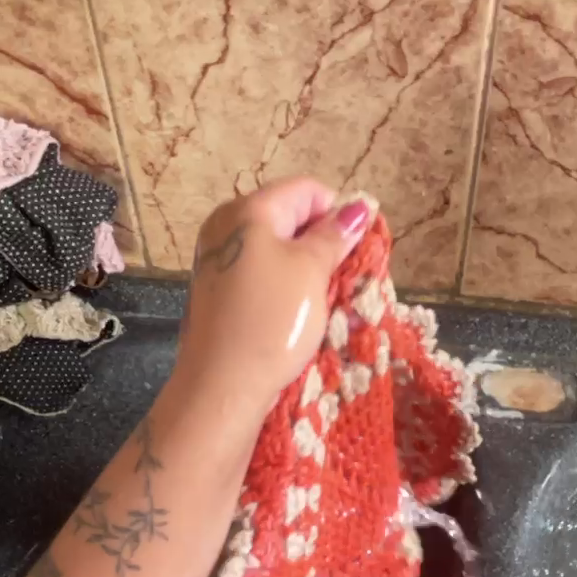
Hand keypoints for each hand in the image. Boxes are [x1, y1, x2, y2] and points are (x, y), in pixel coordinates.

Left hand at [169, 177, 370, 424]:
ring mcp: (218, 258)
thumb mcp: (311, 272)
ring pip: (277, 248)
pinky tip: (295, 312)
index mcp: (248, 210)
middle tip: (340, 278)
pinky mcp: (218, 289)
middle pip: (290, 217)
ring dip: (305, 268)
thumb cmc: (271, 321)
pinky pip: (261, 272)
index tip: (352, 252)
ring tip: (320, 299)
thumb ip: (334, 235)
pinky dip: (284, 284)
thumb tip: (358, 207)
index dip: (337, 215)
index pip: (307, 190)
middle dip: (321, 242)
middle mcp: (226, 225)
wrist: (222, 385)